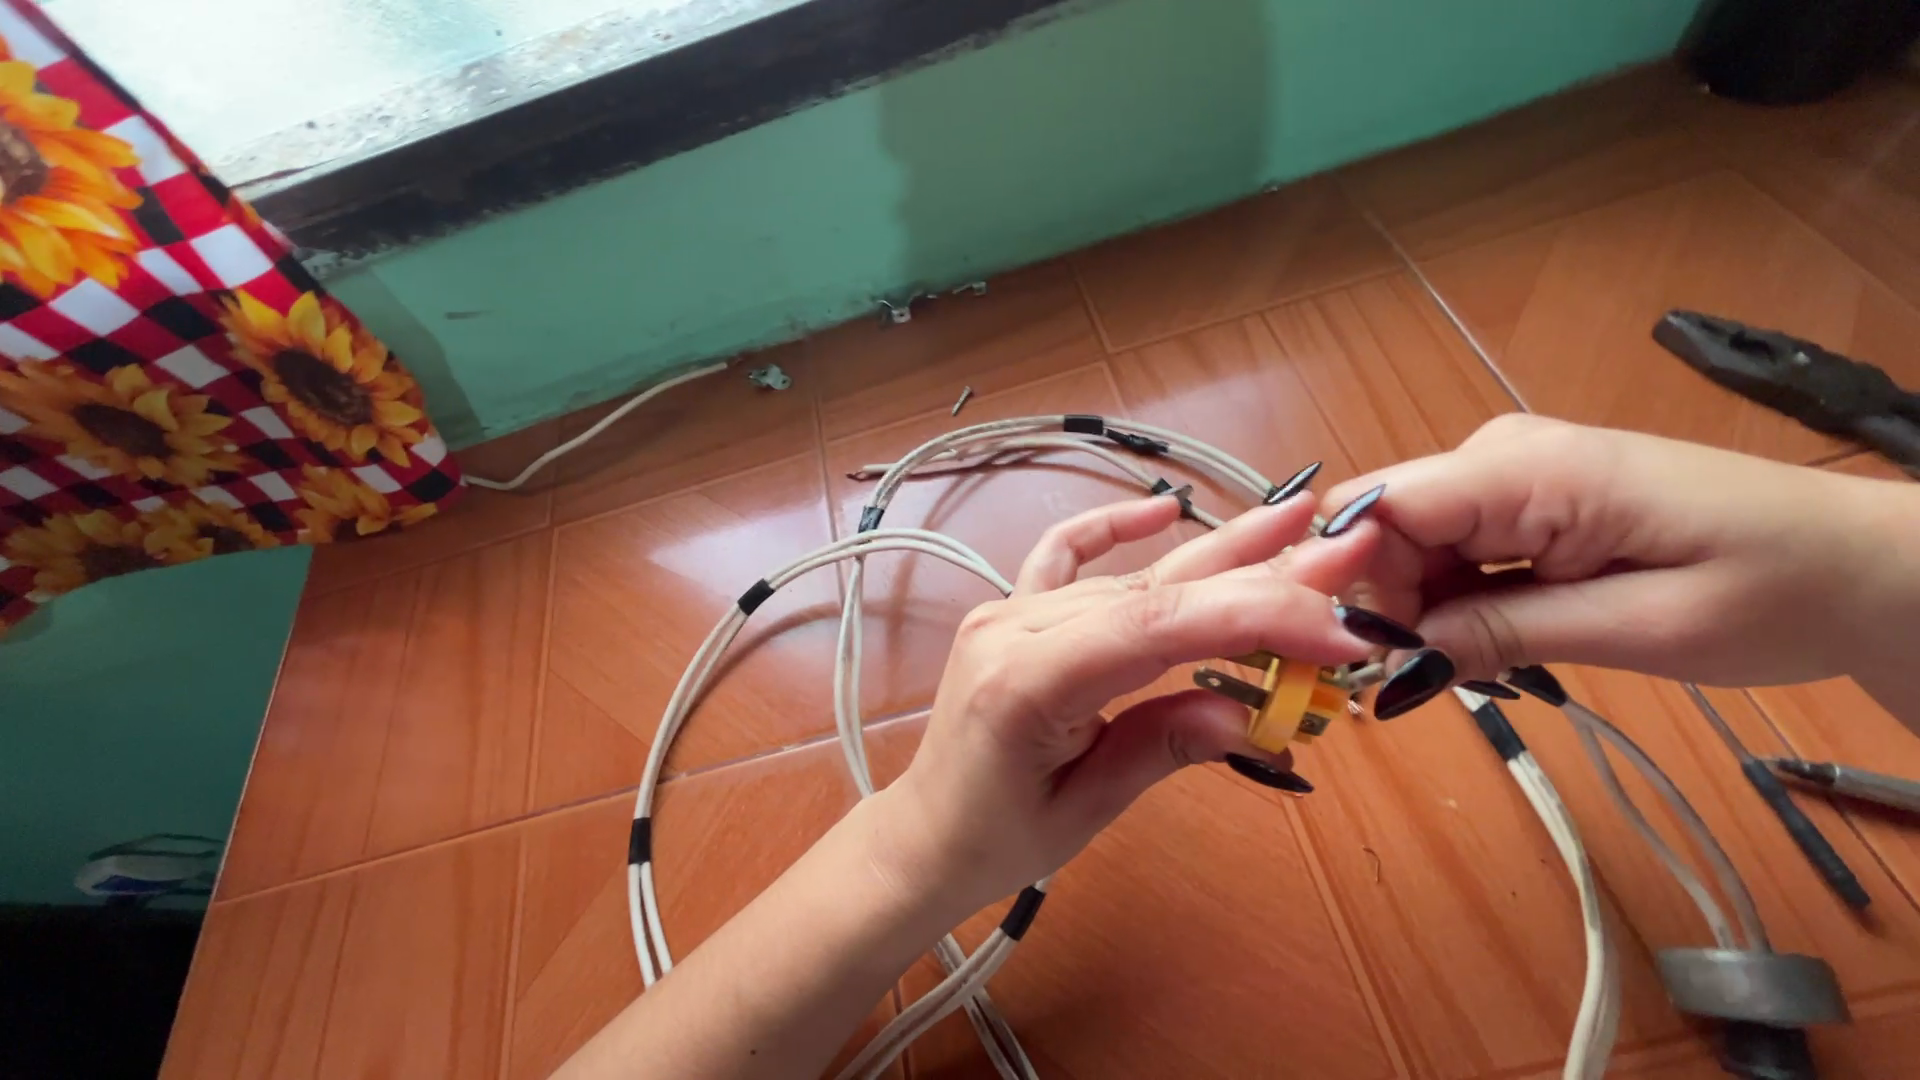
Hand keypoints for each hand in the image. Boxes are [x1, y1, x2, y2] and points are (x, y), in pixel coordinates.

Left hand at [867, 489, 1393, 913]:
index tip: (1336, 629)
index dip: (1252, 618)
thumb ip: (1164, 747)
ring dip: (1214, 555)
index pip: (1155, 627)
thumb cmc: (998, 836)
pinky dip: (1111, 529)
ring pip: (1127, 577)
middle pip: (1152, 591)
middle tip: (1344, 549)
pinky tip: (1159, 509)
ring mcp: (1008, 610)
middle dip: (1256, 575)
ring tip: (1291, 523)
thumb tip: (1251, 716)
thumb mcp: (1087, 808)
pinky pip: (1062, 556)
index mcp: (1027, 681)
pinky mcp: (1011, 610)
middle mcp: (1013, 626)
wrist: (926, 830)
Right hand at [1318, 414, 1919, 717]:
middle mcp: (1499, 454)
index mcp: (1531, 468)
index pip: (1382, 504)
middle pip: (1384, 526)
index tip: (1367, 650)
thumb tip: (1394, 655)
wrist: (1871, 567)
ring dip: (1419, 607)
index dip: (1349, 572)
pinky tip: (1487, 635)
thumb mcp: (1645, 628)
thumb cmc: (1781, 591)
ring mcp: (1505, 474)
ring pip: (1406, 543)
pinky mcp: (1517, 499)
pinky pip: (1446, 548)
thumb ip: (1506, 631)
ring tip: (1471, 662)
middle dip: (1386, 600)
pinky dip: (1449, 600)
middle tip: (1426, 673)